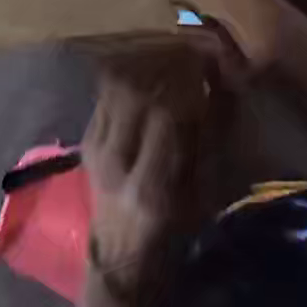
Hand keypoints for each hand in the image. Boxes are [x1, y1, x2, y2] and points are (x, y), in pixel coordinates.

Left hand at [81, 58, 191, 300]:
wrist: (120, 256)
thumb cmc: (175, 230)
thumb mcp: (204, 194)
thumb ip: (210, 138)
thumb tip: (221, 82)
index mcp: (150, 186)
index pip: (164, 113)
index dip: (186, 82)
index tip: (207, 63)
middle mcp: (115, 162)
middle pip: (132, 91)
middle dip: (164, 64)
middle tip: (188, 51)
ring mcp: (94, 147)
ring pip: (114, 85)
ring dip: (144, 63)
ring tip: (170, 55)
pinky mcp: (85, 136)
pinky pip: (105, 91)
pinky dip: (128, 73)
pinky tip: (148, 68)